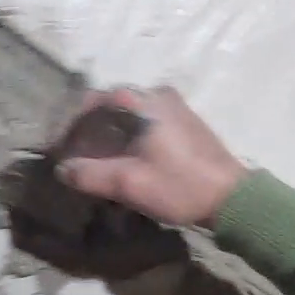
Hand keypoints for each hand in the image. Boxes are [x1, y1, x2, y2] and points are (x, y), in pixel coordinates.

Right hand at [55, 87, 247, 226]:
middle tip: (78, 156)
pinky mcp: (187, 123)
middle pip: (113, 106)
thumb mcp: (128, 183)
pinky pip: (148, 122)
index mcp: (144, 101)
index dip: (74, 124)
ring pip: (131, 115)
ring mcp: (176, 107)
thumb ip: (90, 174)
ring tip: (99, 161)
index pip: (95, 100)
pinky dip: (131, 136)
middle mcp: (160, 94)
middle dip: (92, 129)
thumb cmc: (179, 186)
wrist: (232, 199)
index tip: (63, 146)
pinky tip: (126, 160)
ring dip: (112, 134)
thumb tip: (63, 169)